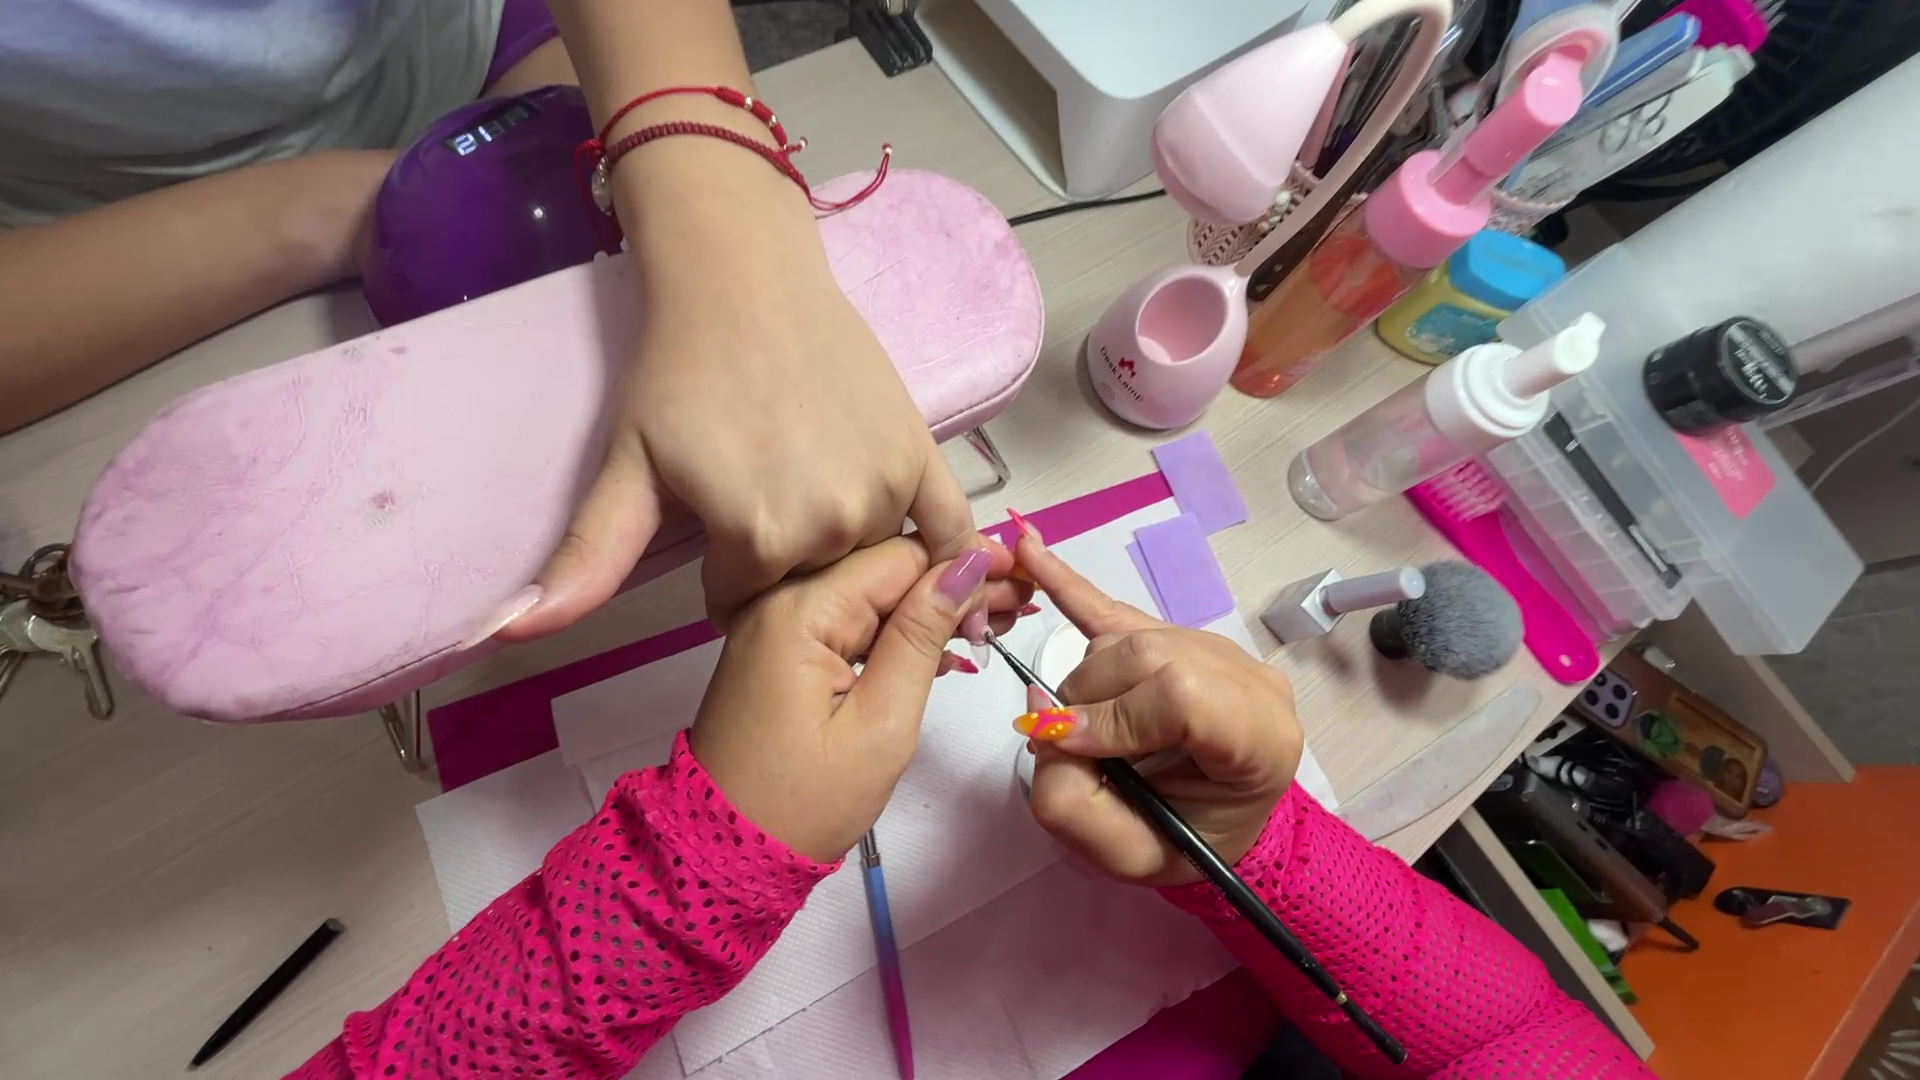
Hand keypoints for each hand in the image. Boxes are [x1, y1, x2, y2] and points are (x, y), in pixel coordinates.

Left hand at [499, 190, 978, 637]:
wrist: (744, 279)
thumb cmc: (679, 371)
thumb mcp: (626, 466)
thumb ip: (586, 561)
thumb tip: (511, 636)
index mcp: (759, 539)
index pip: (747, 605)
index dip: (728, 579)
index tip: (721, 539)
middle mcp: (832, 525)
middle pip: (811, 585)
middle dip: (785, 564)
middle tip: (767, 506)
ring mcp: (885, 488)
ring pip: (869, 558)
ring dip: (846, 546)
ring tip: (815, 495)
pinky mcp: (921, 454)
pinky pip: (950, 527)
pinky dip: (944, 553)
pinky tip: (930, 561)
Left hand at [690, 538, 1029, 861]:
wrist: (725, 851)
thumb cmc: (808, 801)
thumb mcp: (881, 722)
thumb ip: (922, 636)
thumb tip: (966, 566)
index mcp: (802, 609)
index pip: (899, 556)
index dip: (962, 564)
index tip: (1016, 584)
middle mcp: (784, 597)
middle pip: (886, 569)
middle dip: (953, 584)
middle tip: (1016, 604)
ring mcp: (780, 620)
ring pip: (874, 593)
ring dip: (931, 607)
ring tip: (992, 623)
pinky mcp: (784, 644)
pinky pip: (851, 619)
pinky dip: (896, 630)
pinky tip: (943, 642)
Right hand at [1011, 527, 1302, 885]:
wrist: (1216, 819)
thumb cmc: (1184, 841)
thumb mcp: (1132, 858)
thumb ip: (1074, 805)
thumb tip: (1044, 721)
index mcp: (1261, 735)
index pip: (1179, 694)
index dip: (1114, 715)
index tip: (1068, 744)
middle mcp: (1243, 674)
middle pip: (1139, 657)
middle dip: (1084, 704)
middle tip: (1067, 749)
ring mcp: (1209, 644)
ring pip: (1118, 640)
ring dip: (1083, 683)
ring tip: (1084, 728)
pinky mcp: (1168, 632)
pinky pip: (1109, 605)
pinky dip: (1064, 581)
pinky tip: (1027, 549)